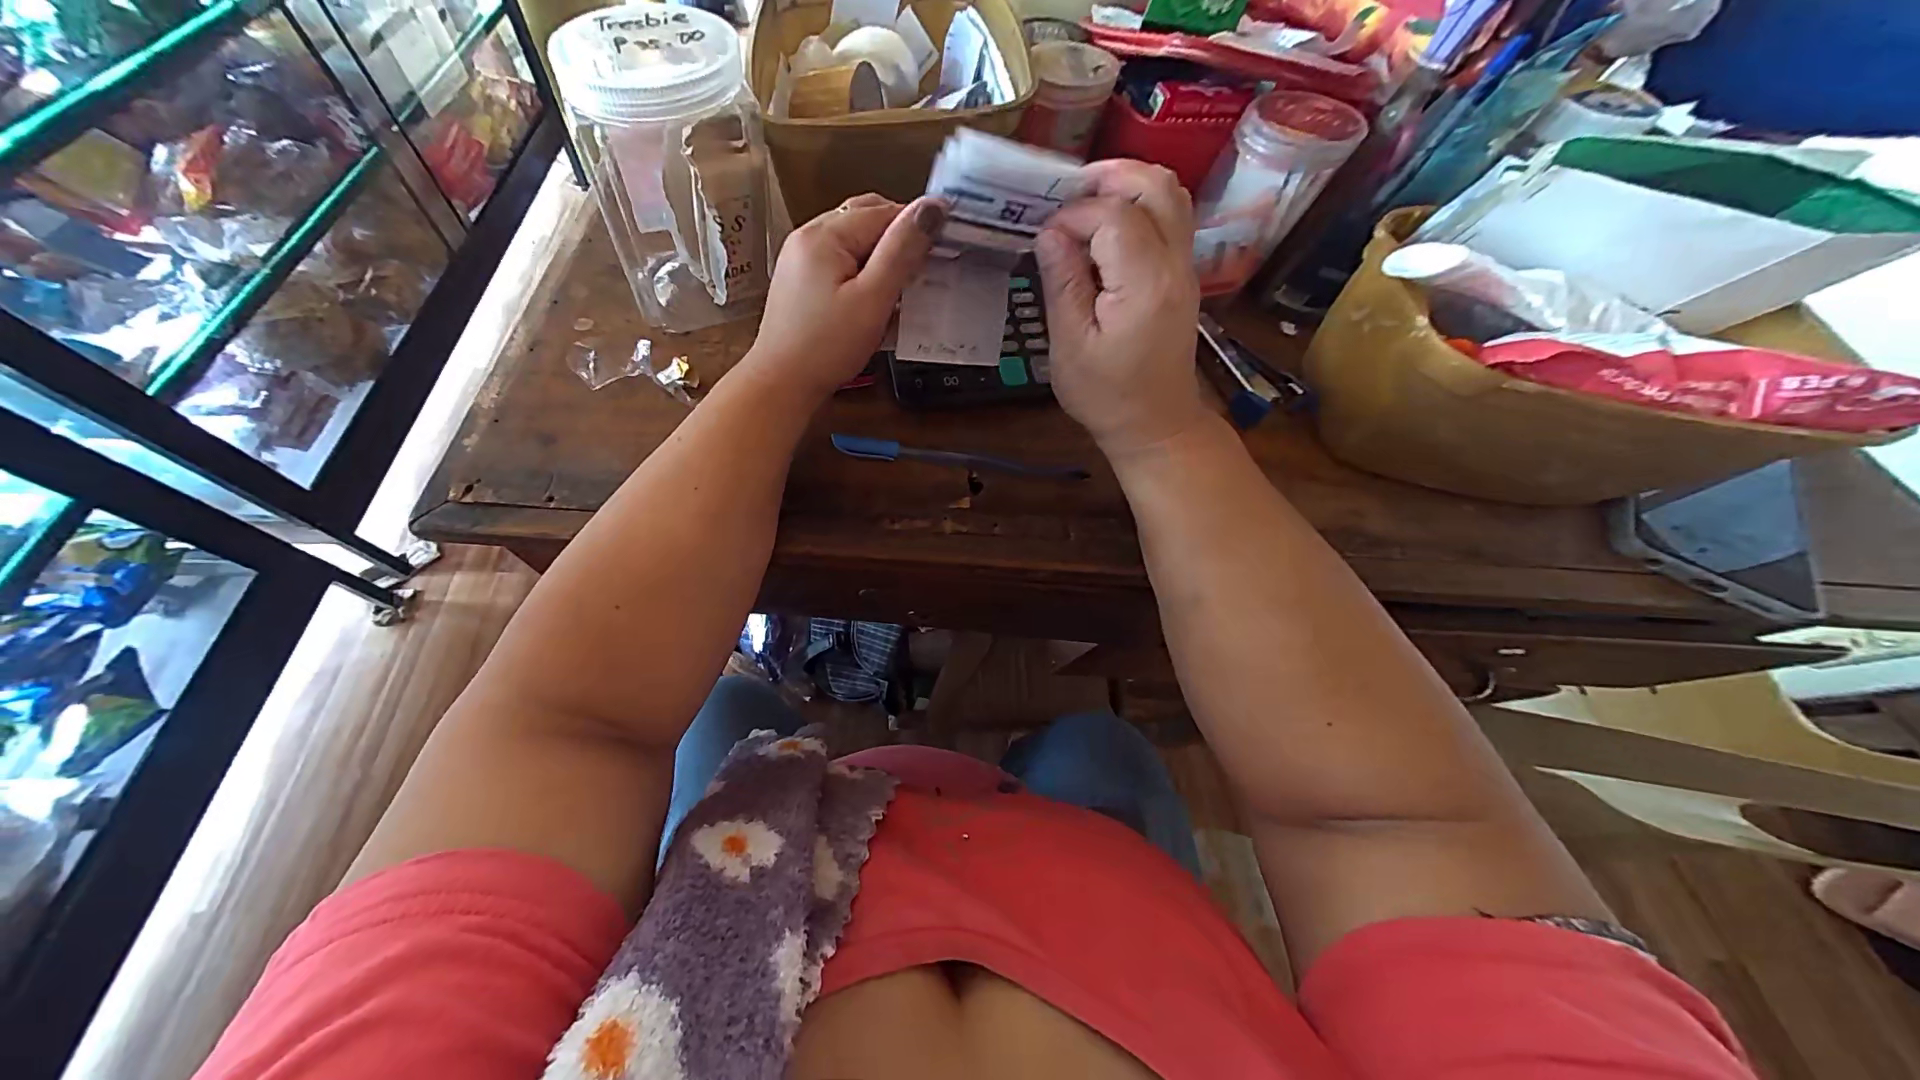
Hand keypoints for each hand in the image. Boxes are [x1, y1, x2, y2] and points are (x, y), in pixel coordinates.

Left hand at [740, 193, 946, 400]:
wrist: (781, 385)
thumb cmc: (826, 347)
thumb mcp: (872, 299)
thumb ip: (902, 251)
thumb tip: (932, 208)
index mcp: (824, 234)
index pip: (884, 211)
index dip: (917, 227)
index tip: (945, 249)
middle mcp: (808, 237)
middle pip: (866, 218)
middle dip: (899, 238)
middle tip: (926, 268)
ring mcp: (800, 259)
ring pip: (854, 241)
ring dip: (882, 256)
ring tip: (902, 287)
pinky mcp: (801, 281)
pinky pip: (840, 261)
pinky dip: (863, 271)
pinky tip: (876, 298)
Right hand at [1035, 161, 1212, 456]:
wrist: (1156, 425)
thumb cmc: (1107, 395)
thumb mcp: (1071, 345)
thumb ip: (1062, 282)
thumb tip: (1049, 231)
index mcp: (1145, 283)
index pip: (1113, 216)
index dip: (1073, 215)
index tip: (1044, 238)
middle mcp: (1175, 265)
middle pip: (1156, 185)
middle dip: (1110, 177)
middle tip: (1067, 192)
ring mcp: (1186, 268)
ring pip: (1171, 195)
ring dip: (1128, 186)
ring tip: (1085, 203)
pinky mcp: (1183, 275)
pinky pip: (1170, 219)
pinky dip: (1139, 207)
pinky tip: (1105, 229)